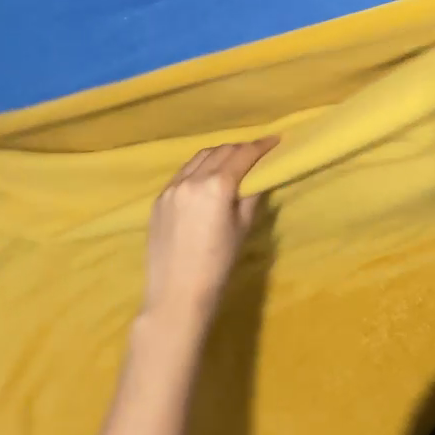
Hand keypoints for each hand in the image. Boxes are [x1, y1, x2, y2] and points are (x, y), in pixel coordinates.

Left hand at [140, 138, 279, 324]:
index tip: (275, 140)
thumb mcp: (243, 226)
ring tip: (232, 161)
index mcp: (217, 185)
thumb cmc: (218, 263)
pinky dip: (198, 167)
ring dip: (219, 154)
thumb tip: (260, 175)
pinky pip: (182, 173)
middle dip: (241, 148)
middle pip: (221, 151)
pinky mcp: (158, 199)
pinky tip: (206, 177)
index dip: (261, 145)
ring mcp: (172, 188)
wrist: (176, 294)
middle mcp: (192, 179)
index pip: (243, 154)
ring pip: (199, 158)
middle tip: (256, 153)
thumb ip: (251, 194)